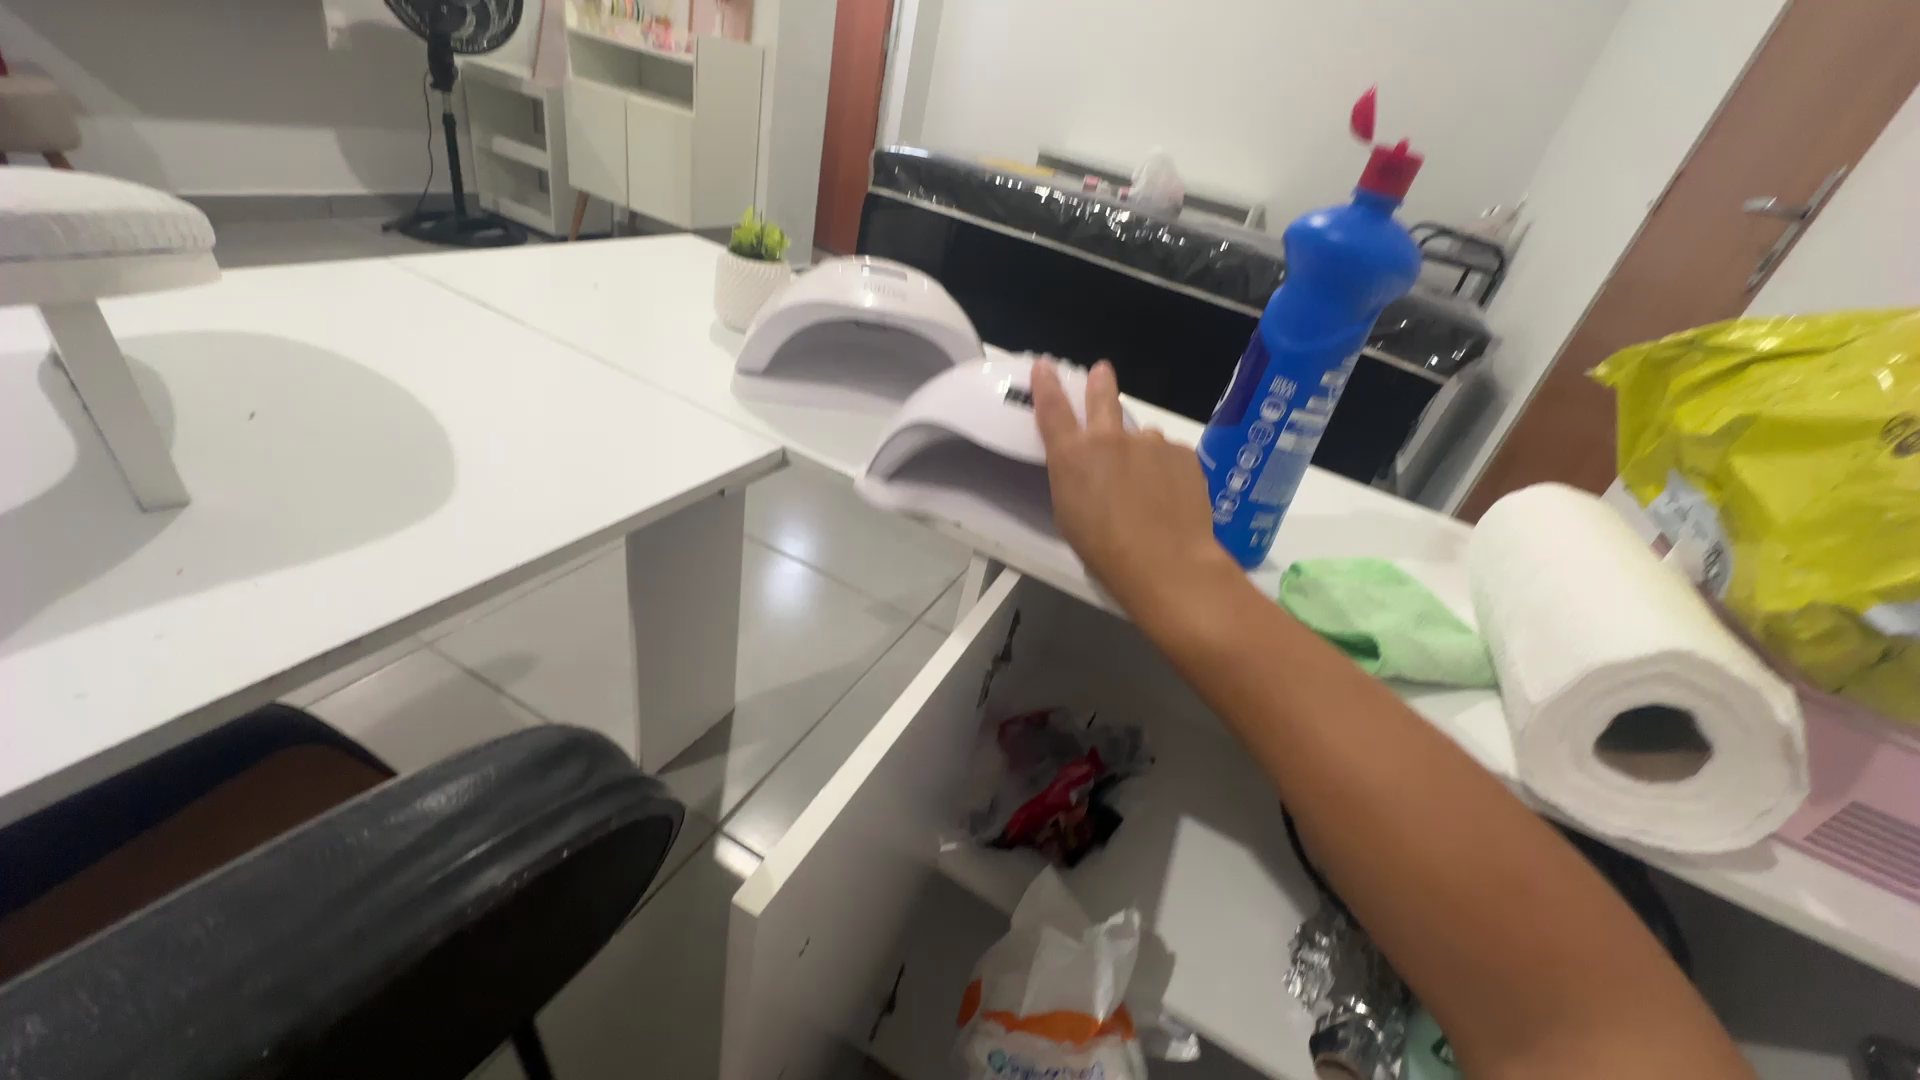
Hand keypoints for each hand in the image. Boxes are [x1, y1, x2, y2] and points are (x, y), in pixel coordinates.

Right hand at [1031, 359, 1238, 618]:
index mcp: (1073, 455)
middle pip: (1102, 399)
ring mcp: (1151, 442)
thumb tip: (1089, 466)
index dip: (1046, 385)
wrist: (1166, 561)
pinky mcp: (1183, 453)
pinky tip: (1170, 497)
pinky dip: (1167, 471)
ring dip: (1141, 451)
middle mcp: (1110, 439)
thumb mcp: (1070, 514)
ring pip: (1142, 439)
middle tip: (1102, 371)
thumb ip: (1075, 478)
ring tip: (1148, 487)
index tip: (1045, 365)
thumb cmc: (1104, 550)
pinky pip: (1170, 456)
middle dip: (1100, 383)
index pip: (1053, 410)